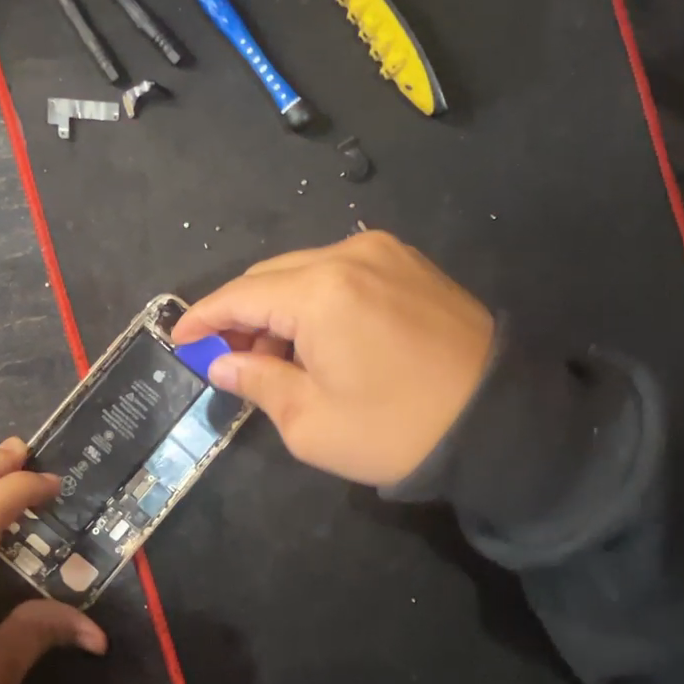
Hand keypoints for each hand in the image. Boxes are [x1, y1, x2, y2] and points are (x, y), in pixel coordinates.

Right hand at [172, 231, 495, 486]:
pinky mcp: (410, 265)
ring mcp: (385, 254)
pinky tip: (313, 337)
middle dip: (239, 314)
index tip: (178, 341)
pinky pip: (340, 273)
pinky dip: (313, 299)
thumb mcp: (310, 421)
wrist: (505, 424)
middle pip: (269, 276)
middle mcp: (348, 255)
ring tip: (270, 354)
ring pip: (304, 271)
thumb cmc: (396, 429)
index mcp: (319, 291)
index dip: (202, 319)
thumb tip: (223, 363)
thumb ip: (257, 380)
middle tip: (224, 356)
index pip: (239, 296)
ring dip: (276, 307)